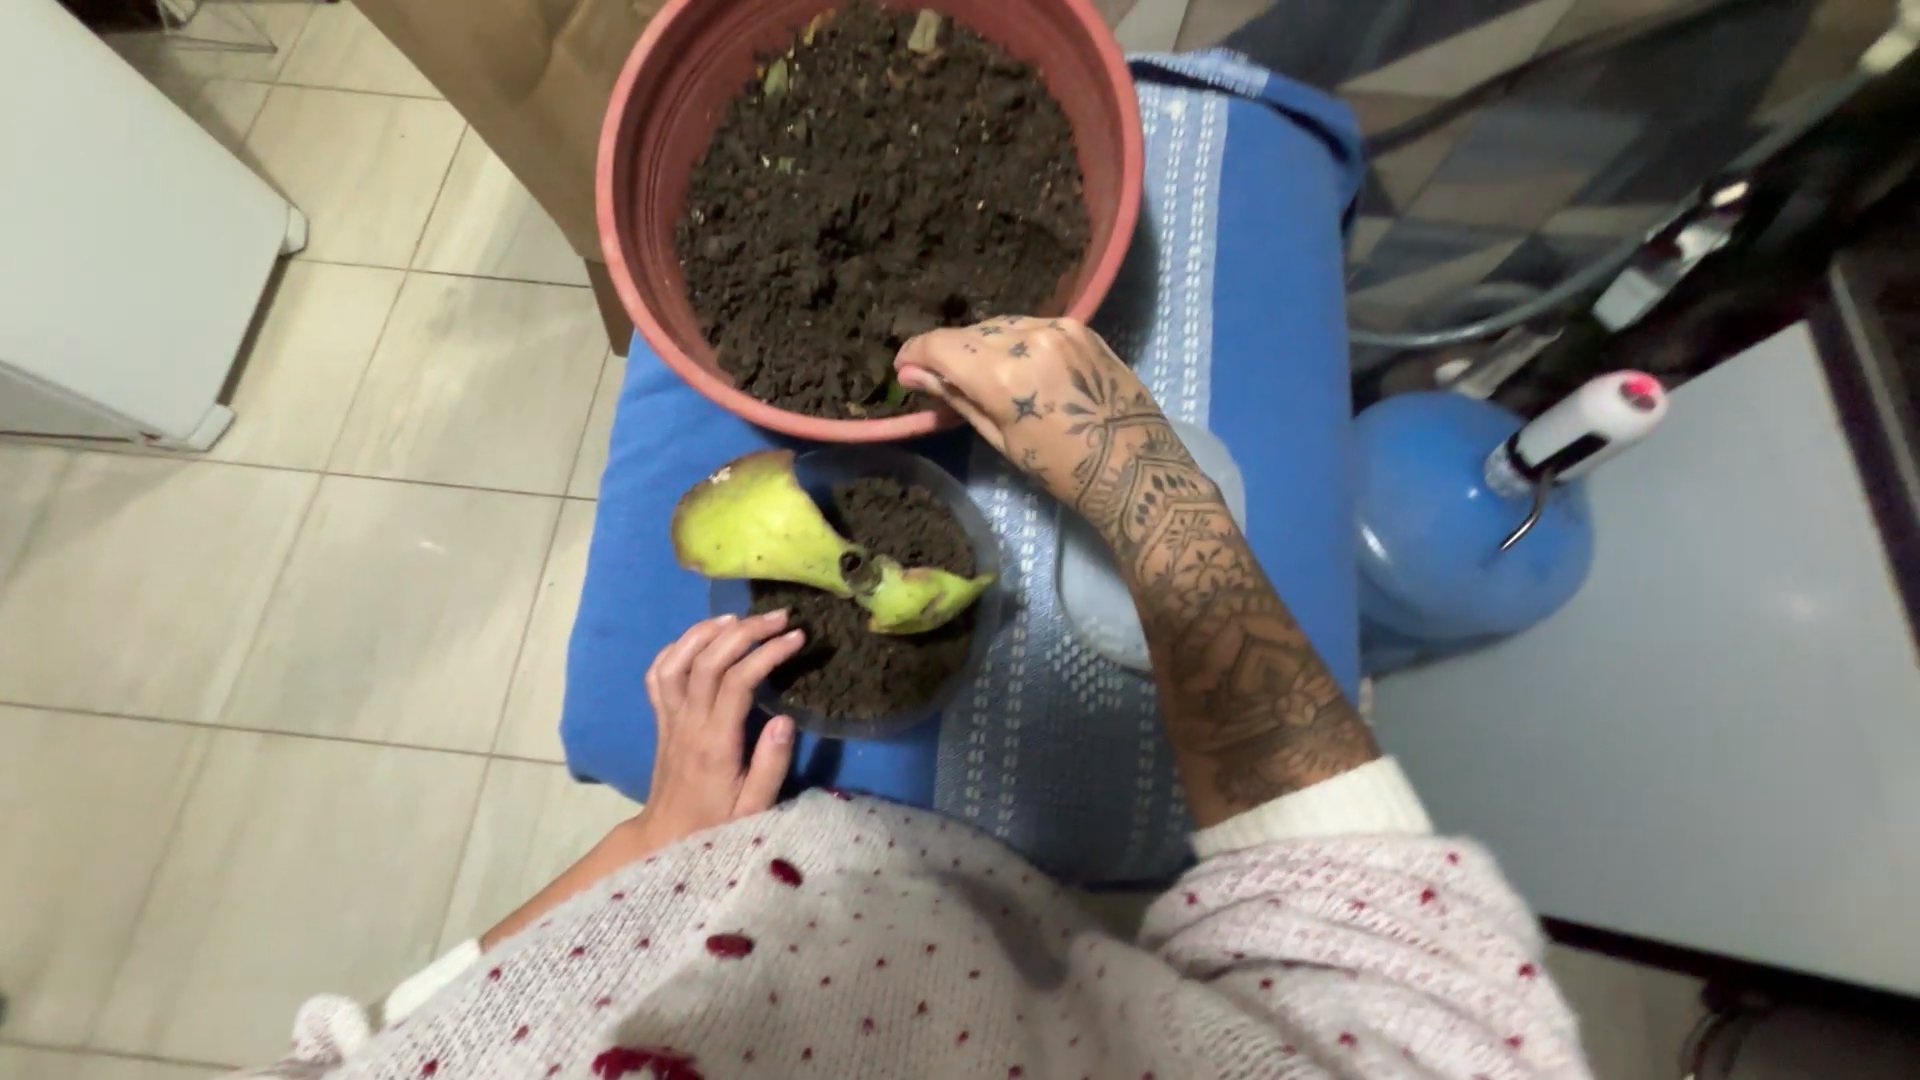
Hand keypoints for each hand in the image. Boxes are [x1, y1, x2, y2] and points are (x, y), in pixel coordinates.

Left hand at [637, 611, 804, 845]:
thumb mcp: (754, 808)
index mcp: (715, 743)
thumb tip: (784, 718)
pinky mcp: (660, 718)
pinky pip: (658, 674)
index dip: (766, 653)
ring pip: (676, 660)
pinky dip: (676, 648)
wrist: (665, 839)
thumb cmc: (717, 824)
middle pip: (707, 661)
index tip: (795, 638)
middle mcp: (687, 723)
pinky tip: (702, 638)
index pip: (738, 681)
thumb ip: (771, 764)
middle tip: (779, 618)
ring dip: (706, 631)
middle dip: (744, 631)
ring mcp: (669, 718)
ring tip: (740, 618)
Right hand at [894, 317, 1170, 504]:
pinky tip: (1014, 366)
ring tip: (979, 376)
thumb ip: (957, 397)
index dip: (915, 353)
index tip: (903, 367)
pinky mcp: (1081, 327)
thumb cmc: (1062, 469)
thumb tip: (912, 374)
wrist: (1135, 466)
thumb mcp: (1001, 439)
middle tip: (938, 379)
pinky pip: (1029, 325)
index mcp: (1005, 376)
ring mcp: (1059, 328)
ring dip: (980, 345)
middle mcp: (1029, 339)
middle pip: (967, 332)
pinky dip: (1012, 341)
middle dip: (947, 353)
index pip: (941, 346)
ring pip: (998, 325)